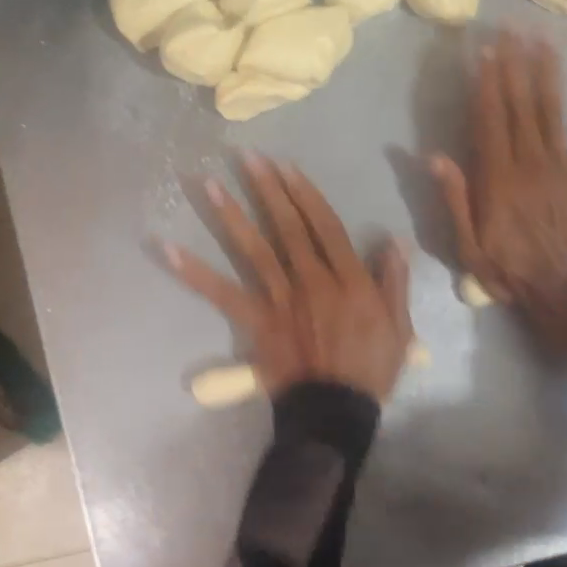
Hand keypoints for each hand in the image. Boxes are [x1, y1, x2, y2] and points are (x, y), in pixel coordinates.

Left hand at [161, 154, 413, 400]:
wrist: (336, 409)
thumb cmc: (371, 370)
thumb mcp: (399, 327)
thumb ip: (394, 282)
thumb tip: (393, 241)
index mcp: (349, 280)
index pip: (326, 226)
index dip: (306, 194)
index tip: (288, 167)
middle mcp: (312, 281)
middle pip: (288, 228)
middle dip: (268, 190)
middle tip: (248, 157)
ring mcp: (281, 300)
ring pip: (254, 250)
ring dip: (231, 216)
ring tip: (210, 184)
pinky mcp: (256, 322)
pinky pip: (221, 294)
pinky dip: (193, 272)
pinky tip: (167, 249)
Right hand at [432, 31, 566, 312]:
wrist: (564, 290)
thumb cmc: (510, 271)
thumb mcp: (468, 246)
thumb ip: (455, 199)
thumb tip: (433, 157)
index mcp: (496, 179)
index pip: (489, 119)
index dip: (487, 81)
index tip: (485, 48)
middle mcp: (528, 162)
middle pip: (520, 104)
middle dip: (515, 62)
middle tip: (512, 25)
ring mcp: (561, 166)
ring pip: (552, 109)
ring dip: (547, 70)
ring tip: (543, 36)